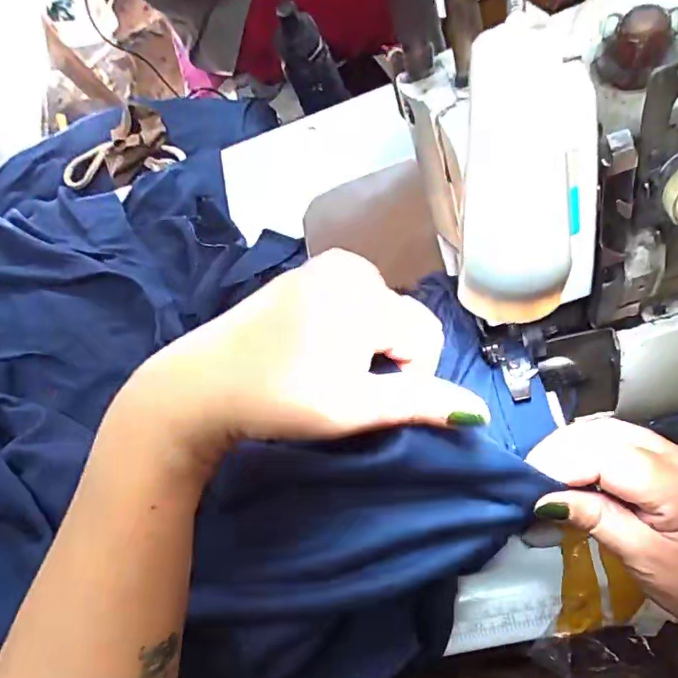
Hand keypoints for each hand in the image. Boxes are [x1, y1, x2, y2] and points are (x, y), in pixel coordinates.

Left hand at [112, 250, 491, 469]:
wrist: (199, 388)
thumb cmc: (278, 400)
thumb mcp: (353, 407)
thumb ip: (418, 403)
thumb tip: (478, 411)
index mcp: (365, 292)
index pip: (425, 337)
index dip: (407, 378)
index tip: (363, 400)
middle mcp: (349, 266)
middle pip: (402, 322)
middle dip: (385, 360)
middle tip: (337, 389)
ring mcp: (319, 268)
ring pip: (376, 314)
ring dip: (365, 348)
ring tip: (321, 374)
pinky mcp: (298, 278)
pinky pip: (347, 305)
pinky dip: (342, 333)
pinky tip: (306, 354)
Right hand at [526, 417, 677, 629]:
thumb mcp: (641, 557)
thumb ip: (596, 520)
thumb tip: (547, 501)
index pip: (607, 457)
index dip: (562, 466)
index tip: (531, 490)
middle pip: (606, 434)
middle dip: (561, 451)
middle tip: (530, 482)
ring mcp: (677, 456)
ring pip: (611, 431)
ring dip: (572, 448)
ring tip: (545, 476)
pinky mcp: (669, 462)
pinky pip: (622, 442)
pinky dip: (589, 451)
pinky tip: (572, 474)